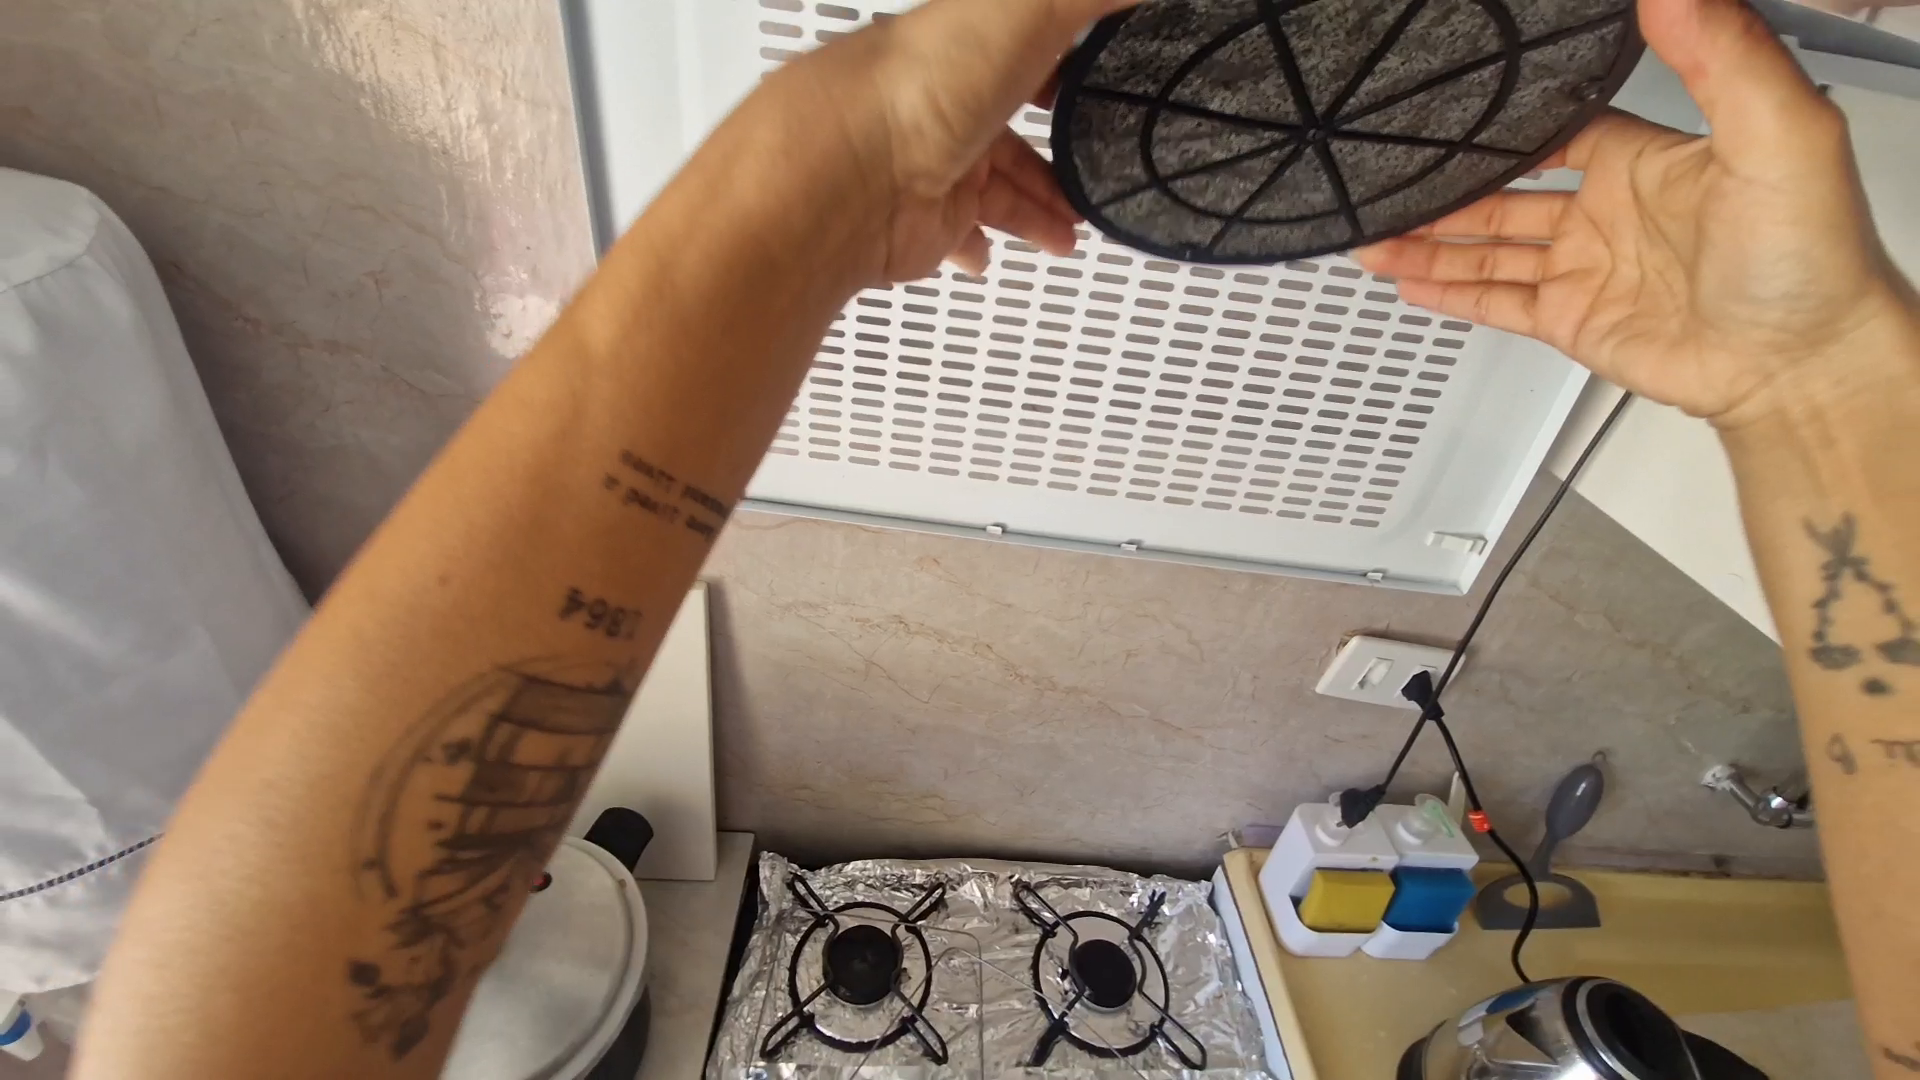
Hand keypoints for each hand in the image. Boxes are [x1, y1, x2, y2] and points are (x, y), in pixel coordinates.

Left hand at [783, 0, 1137, 281]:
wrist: (855, 176)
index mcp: (973, 51)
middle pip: (1012, 140)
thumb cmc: (926, 86)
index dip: (1065, 71)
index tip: (1099, 86)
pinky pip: (958, 241)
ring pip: (997, 196)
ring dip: (1034, 214)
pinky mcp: (926, 228)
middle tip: (1092, 181)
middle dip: (1054, 164)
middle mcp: (951, 110)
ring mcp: (937, 172)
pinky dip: (979, 251)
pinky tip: (991, 259)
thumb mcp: (1029, 8)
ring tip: (1069, 236)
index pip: (1028, 56)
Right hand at [1352, 0, 1919, 424]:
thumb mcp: (1778, 135)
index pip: (1557, 140)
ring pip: (1485, 255)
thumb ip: (1722, 61)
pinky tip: (1408, 286)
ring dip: (1429, 250)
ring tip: (1373, 245)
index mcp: (1642, 166)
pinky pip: (1494, 305)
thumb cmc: (1802, 251)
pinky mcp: (1563, 321)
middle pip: (1502, 203)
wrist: (1789, 360)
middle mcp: (1601, 218)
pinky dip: (1450, 297)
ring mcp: (1577, 273)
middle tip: (1387, 200)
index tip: (1453, 129)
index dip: (1506, 138)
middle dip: (1443, 203)